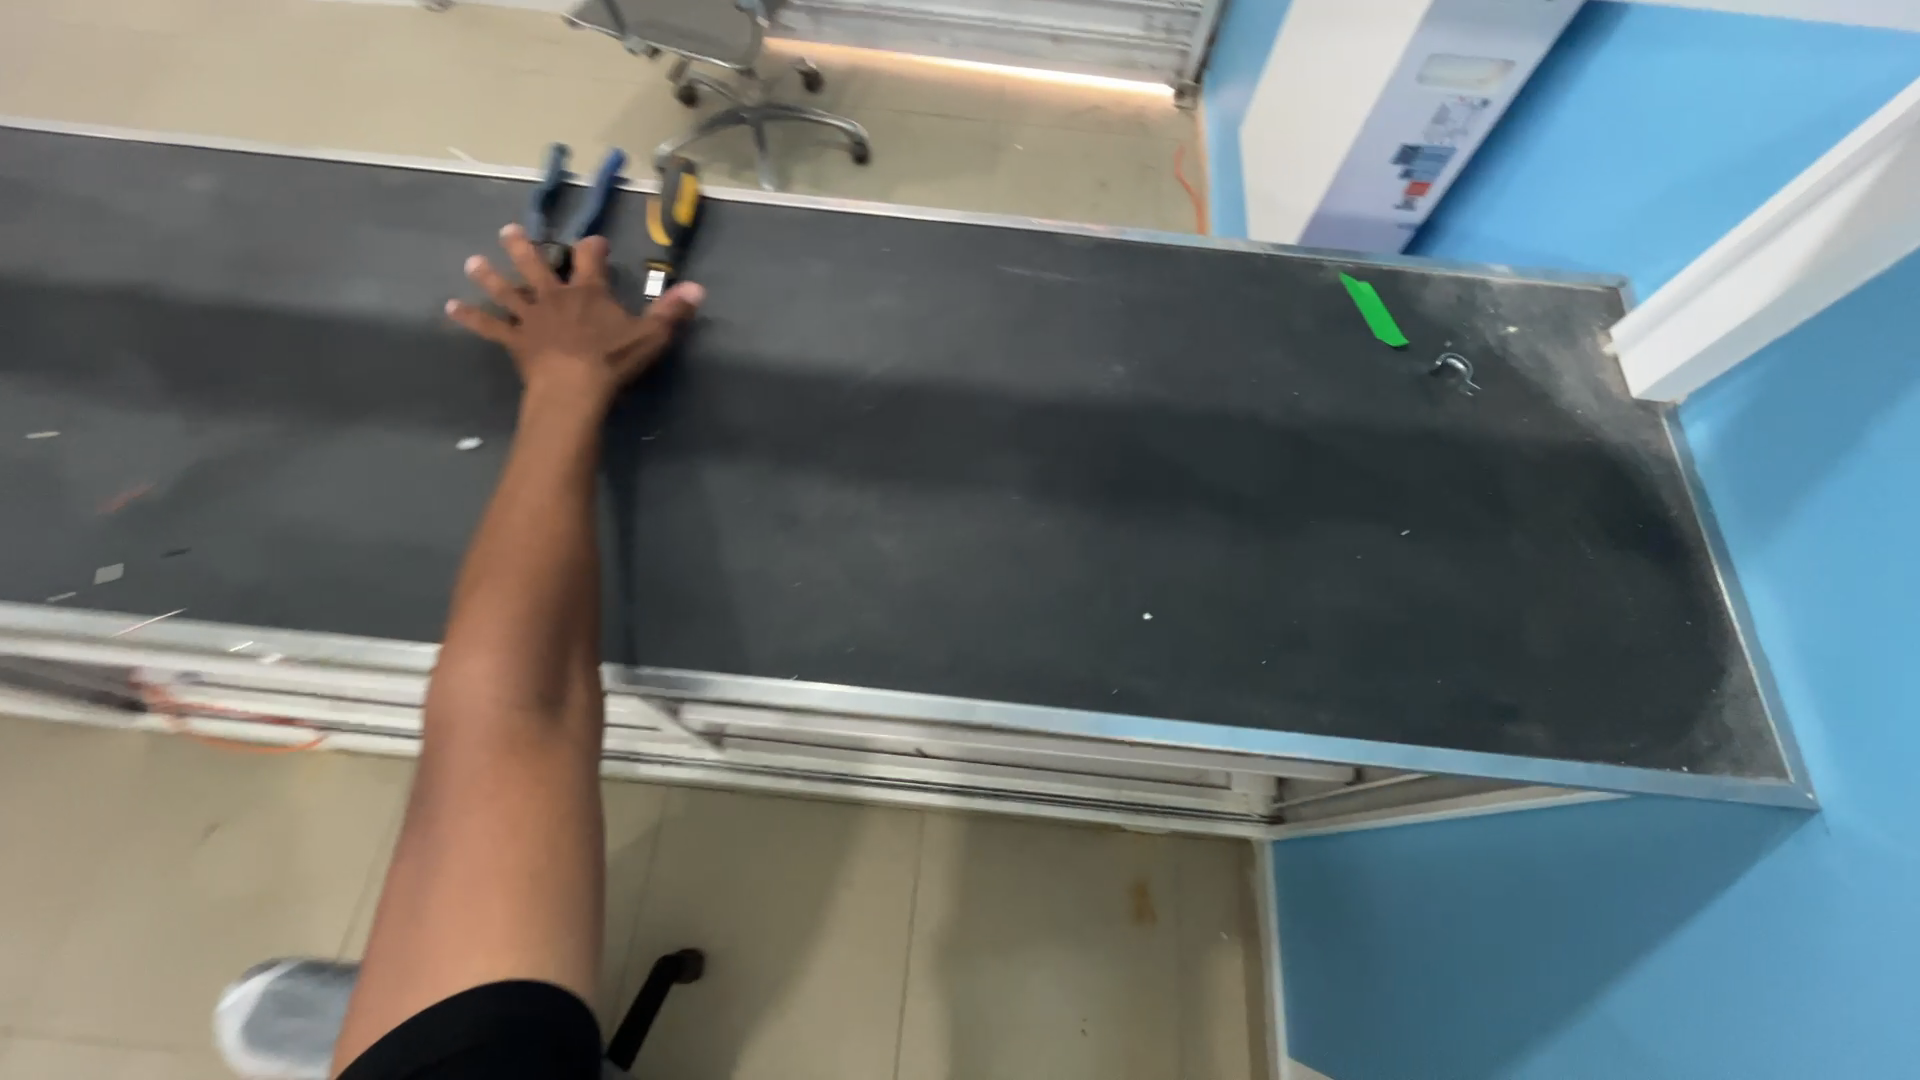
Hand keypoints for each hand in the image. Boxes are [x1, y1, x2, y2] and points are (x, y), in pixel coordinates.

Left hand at [446, 224, 703, 411]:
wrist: (575, 386)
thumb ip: (672, 310)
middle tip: (510, 231)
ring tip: (474, 262)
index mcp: (588, 291)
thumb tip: (698, 287)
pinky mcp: (515, 340)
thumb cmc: (614, 360)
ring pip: (507, 290)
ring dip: (490, 276)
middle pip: (536, 265)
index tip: (594, 240)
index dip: (593, 247)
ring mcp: (531, 317)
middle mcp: (555, 295)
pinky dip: (471, 317)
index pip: (591, 259)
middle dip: (524, 247)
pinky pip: (490, 327)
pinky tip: (451, 308)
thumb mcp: (652, 335)